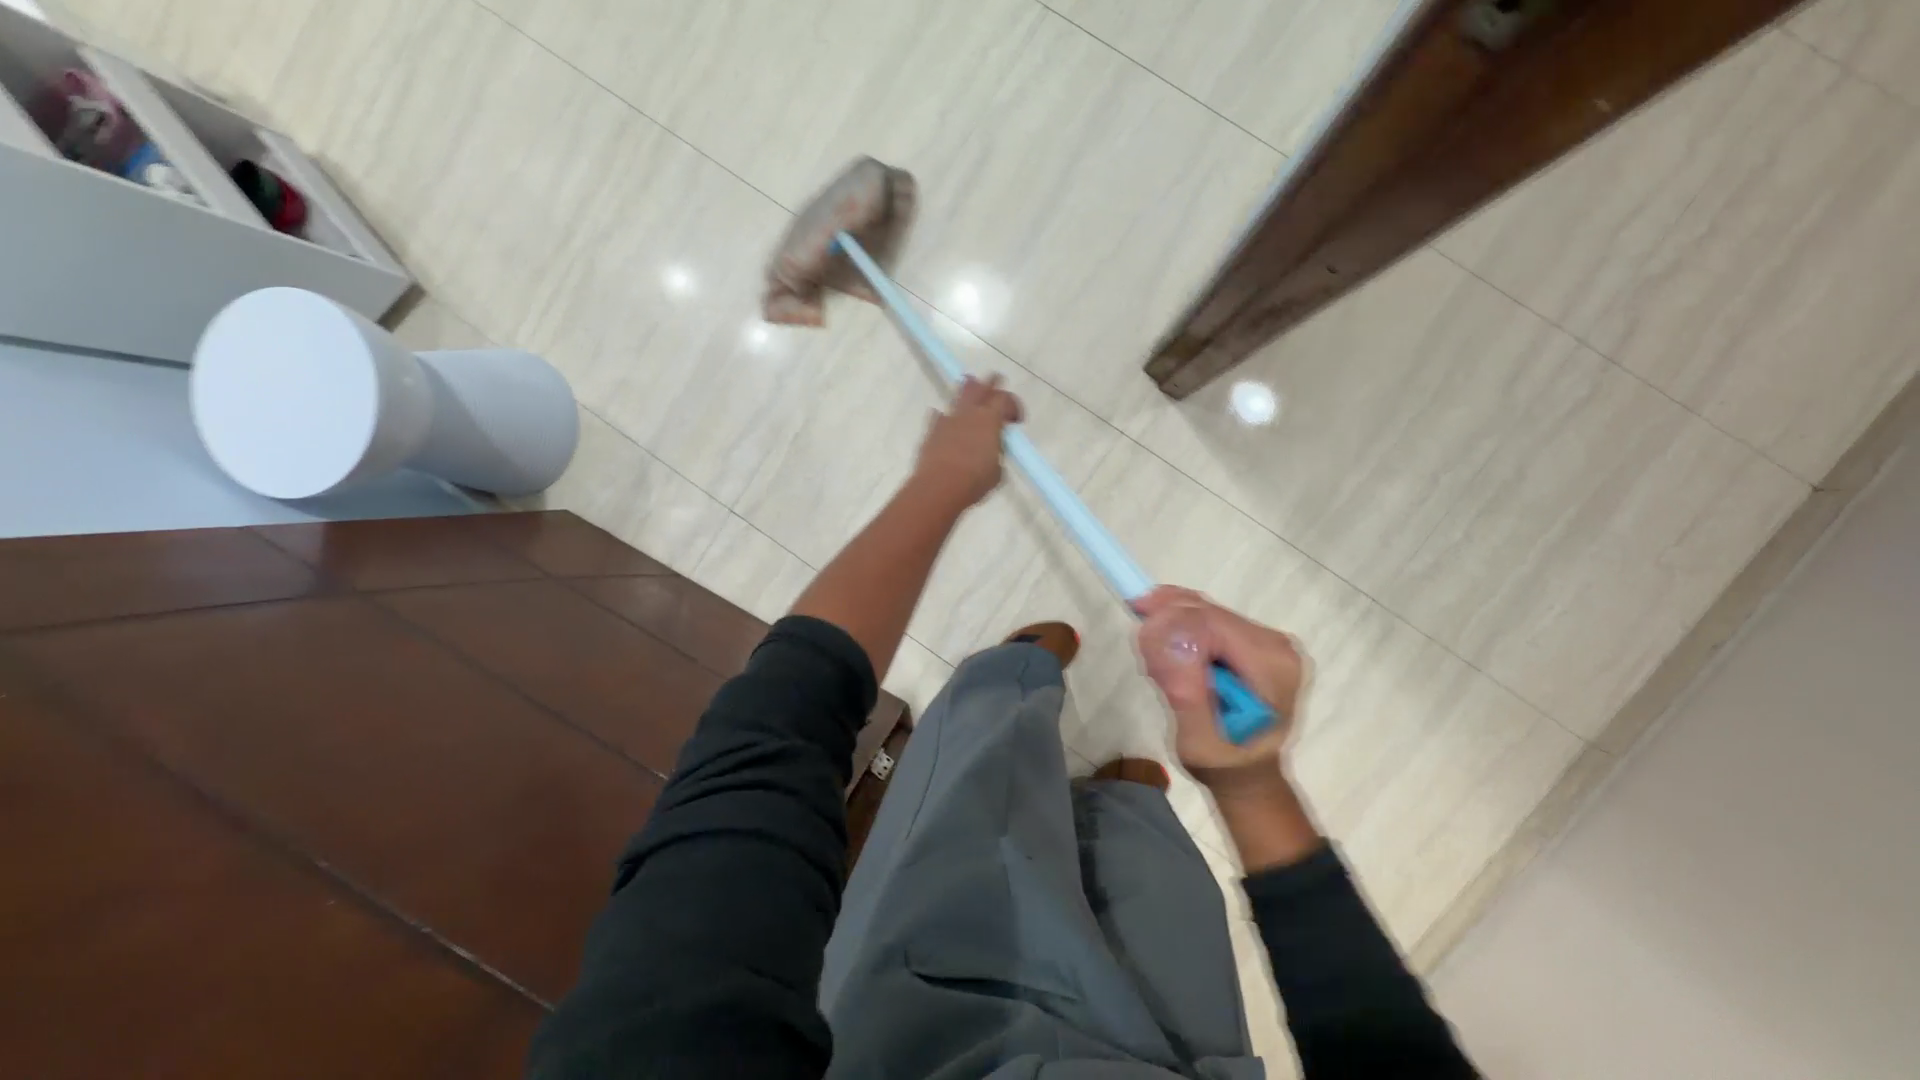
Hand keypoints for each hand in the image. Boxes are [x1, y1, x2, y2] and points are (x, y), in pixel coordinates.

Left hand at [911, 375, 1021, 509]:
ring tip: (969, 382)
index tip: (1016, 420)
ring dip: (967, 390)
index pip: (1005, 400)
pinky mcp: (931, 431)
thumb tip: (991, 449)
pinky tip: (942, 417)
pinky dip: (943, 416)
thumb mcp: (997, 470)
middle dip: (990, 383)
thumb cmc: (974, 481)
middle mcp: (969, 414)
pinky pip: (938, 416)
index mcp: (990, 420)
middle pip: (980, 389)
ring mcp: (947, 420)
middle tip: (995, 377)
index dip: (1013, 405)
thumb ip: (996, 452)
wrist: (938, 488)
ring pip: (958, 397)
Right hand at [1135, 586, 1307, 791]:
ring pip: (1205, 610)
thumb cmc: (1222, 763)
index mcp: (1270, 666)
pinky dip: (1182, 626)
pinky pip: (1210, 618)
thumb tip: (1169, 638)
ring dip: (1172, 624)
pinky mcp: (1254, 640)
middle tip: (1145, 653)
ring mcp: (1268, 640)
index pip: (1210, 622)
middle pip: (1208, 611)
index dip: (1170, 623)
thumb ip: (1186, 690)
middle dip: (1168, 620)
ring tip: (1157, 659)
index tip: (1141, 640)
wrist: (1247, 773)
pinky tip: (1170, 648)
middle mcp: (1276, 645)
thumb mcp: (1198, 741)